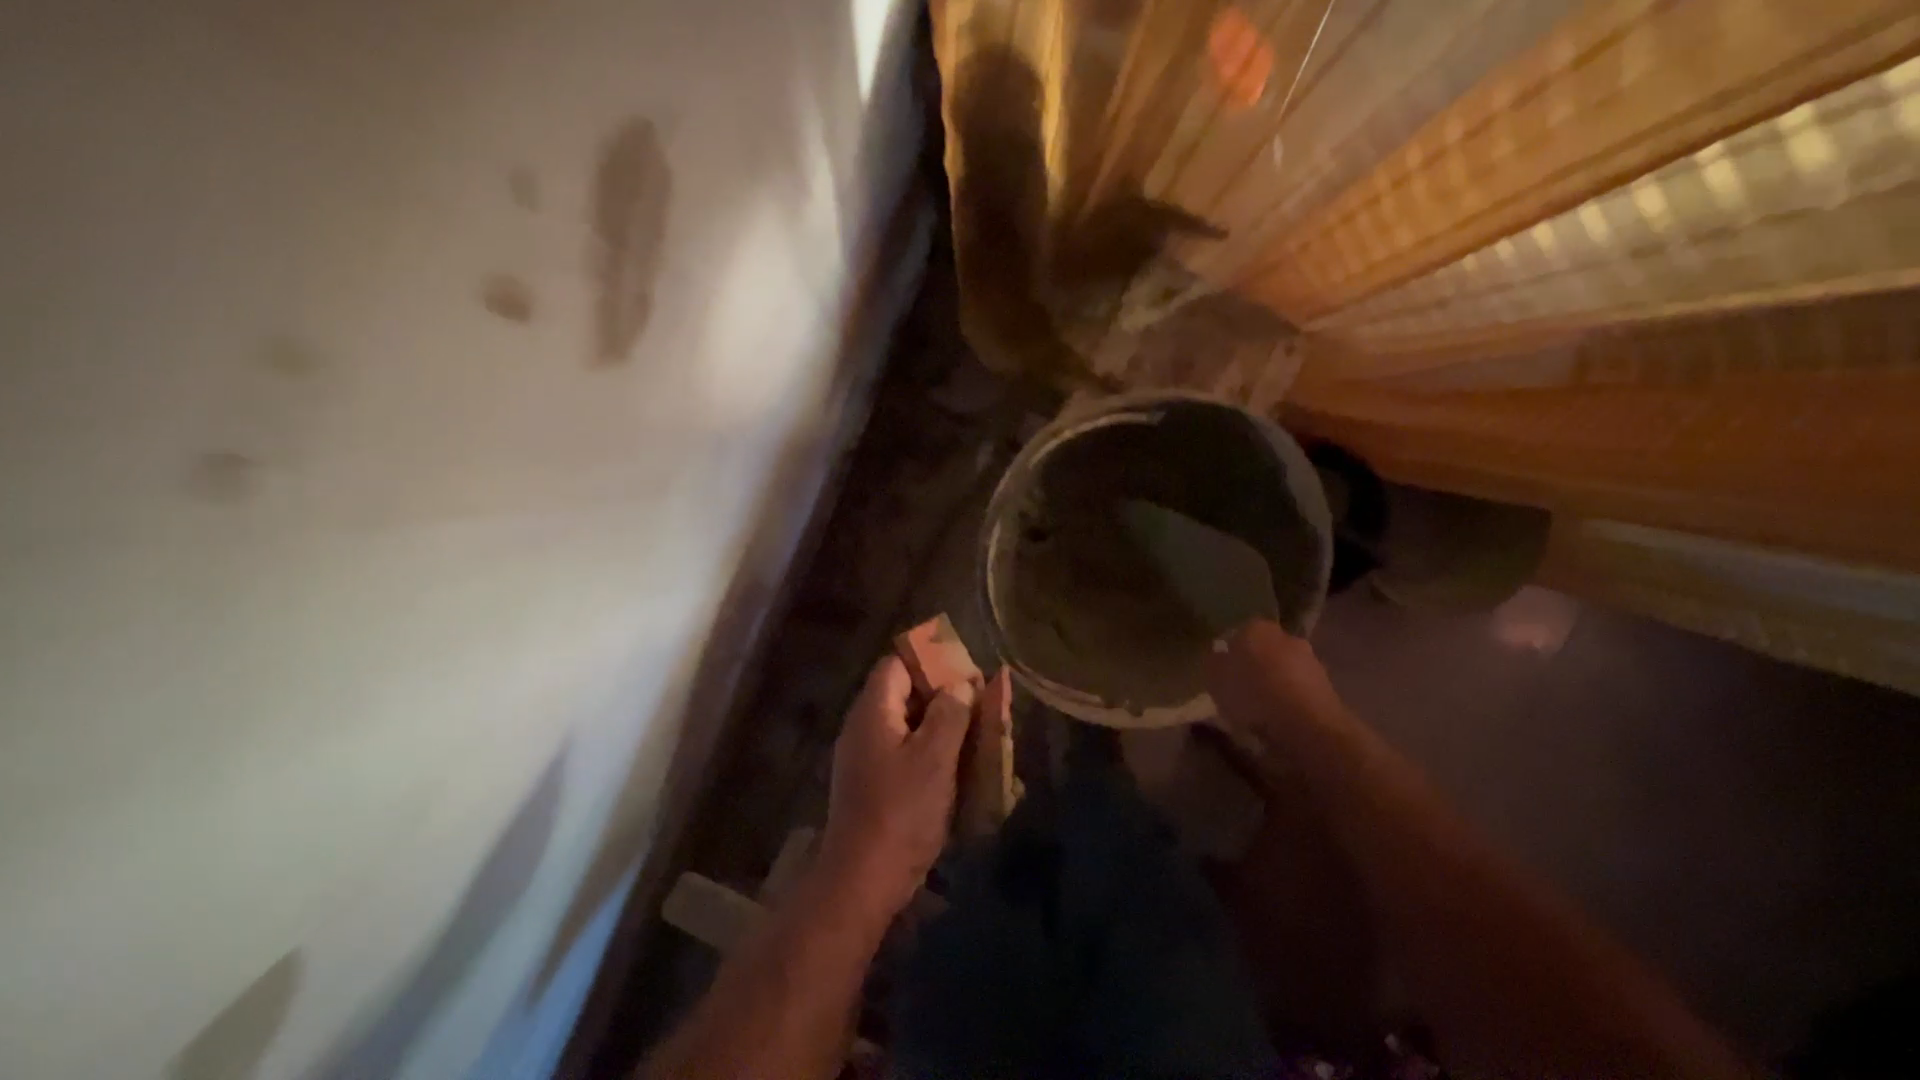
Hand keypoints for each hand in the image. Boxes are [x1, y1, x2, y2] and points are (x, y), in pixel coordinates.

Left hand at [819, 655, 977, 916]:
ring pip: (908, 727)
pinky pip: (905, 755)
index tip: (968, 668)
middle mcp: (863, 728)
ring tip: (978, 732)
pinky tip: (959, 767)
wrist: (863, 879)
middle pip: (903, 694)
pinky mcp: (873, 787)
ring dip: (941, 726)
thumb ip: (950, 713)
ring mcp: (865, 759)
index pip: (897, 663)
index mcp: (872, 711)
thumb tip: (960, 684)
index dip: (932, 660)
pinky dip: (931, 753)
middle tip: (982, 702)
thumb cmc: (902, 811)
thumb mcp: (935, 757)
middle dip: (943, 695)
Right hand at [1204, 619, 1347, 758]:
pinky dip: (1290, 700)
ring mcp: (1310, 660)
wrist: (1306, 725)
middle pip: (1264, 650)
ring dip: (1274, 683)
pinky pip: (1298, 690)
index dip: (1230, 653)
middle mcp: (1286, 637)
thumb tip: (1218, 655)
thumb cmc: (1252, 695)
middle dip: (1255, 666)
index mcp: (1256, 628)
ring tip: (1261, 710)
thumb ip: (1213, 663)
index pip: (1238, 633)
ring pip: (1283, 669)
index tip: (1223, 673)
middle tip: (1241, 691)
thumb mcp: (1215, 680)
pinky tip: (1281, 719)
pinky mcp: (1327, 686)